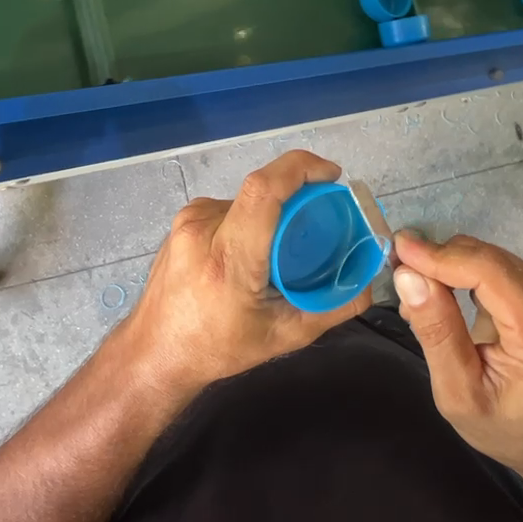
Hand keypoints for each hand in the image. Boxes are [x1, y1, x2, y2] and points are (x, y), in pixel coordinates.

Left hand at [115, 150, 371, 392]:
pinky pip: (229, 208)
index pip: (264, 189)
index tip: (332, 175)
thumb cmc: (219, 348)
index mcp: (230, 256)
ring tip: (280, 251)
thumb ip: (331, 309)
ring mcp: (189, 220)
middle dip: (296, 199)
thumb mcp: (283, 336)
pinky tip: (252, 252)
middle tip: (318, 225)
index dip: (301, 168)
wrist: (154, 353)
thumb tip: (367, 282)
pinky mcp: (183, 220)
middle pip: (262, 192)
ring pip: (246, 201)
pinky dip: (249, 221)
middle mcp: (205, 227)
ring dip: (270, 215)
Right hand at [391, 232, 522, 492]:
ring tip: (423, 303)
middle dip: (439, 261)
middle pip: (489, 259)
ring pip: (492, 258)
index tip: (397, 249)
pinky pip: (501, 267)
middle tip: (400, 281)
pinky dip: (468, 275)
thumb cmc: (511, 431)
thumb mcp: (460, 396)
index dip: (440, 256)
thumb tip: (407, 276)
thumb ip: (437, 334)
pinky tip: (449, 300)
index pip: (489, 272)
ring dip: (450, 269)